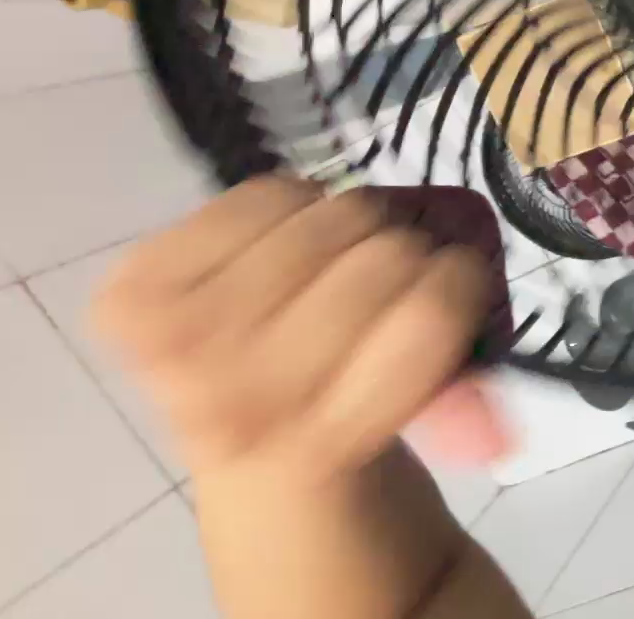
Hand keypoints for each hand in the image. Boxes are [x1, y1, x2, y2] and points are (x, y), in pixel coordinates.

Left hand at [94, 177, 509, 486]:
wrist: (238, 415)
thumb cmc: (351, 396)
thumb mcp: (419, 407)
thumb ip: (460, 406)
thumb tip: (495, 438)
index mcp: (313, 437)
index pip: (437, 309)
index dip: (465, 289)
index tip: (450, 306)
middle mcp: (230, 394)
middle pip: (393, 254)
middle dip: (417, 255)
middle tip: (400, 281)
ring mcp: (173, 338)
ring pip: (343, 213)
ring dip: (364, 227)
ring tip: (346, 263)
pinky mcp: (137, 284)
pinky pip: (272, 194)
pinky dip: (299, 205)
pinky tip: (289, 246)